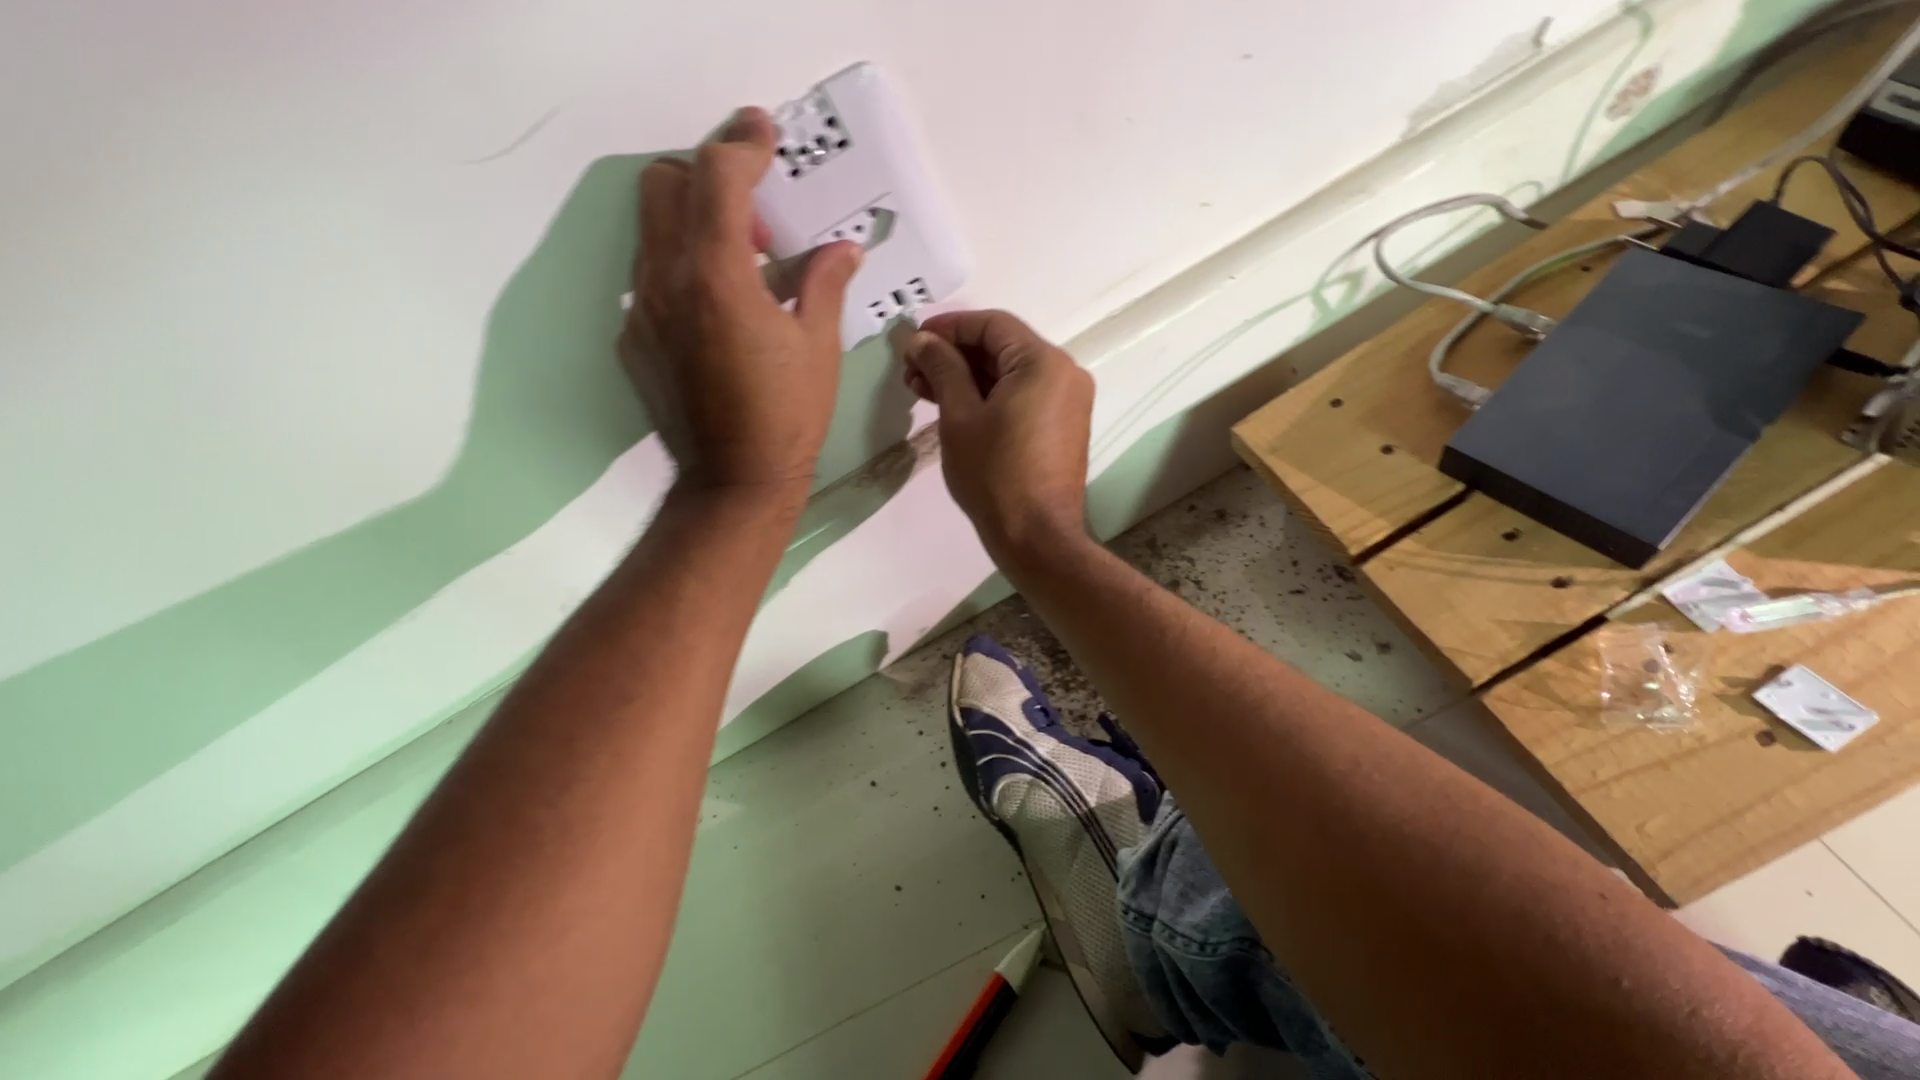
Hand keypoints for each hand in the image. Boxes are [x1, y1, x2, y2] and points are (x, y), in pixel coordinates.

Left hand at [620, 107, 862, 500]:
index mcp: (719, 276)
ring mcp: (642, 309)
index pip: (717, 176)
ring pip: (650, 226)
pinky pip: (649, 276)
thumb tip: (844, 248)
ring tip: (741, 262)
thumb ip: (825, 283)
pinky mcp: (634, 337)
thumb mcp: (818, 346)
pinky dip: (681, 267)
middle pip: (664, 182)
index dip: (743, 143)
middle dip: (707, 175)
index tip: (765, 132)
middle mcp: (667, 280)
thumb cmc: (788, 416)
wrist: (733, 482)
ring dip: (692, 220)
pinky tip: (718, 308)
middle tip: (754, 213)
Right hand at [904, 310, 1095, 559]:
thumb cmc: (995, 475)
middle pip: (1002, 347)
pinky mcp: (1062, 425)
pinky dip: (988, 396)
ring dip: (967, 377)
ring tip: (922, 391)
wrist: (1036, 537)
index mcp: (1043, 362)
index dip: (948, 327)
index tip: (913, 340)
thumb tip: (922, 340)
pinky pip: (1022, 396)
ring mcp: (1067, 400)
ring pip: (1009, 373)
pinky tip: (952, 406)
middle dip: (954, 355)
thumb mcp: (959, 416)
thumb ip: (942, 368)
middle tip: (911, 371)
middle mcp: (1064, 373)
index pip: (991, 324)